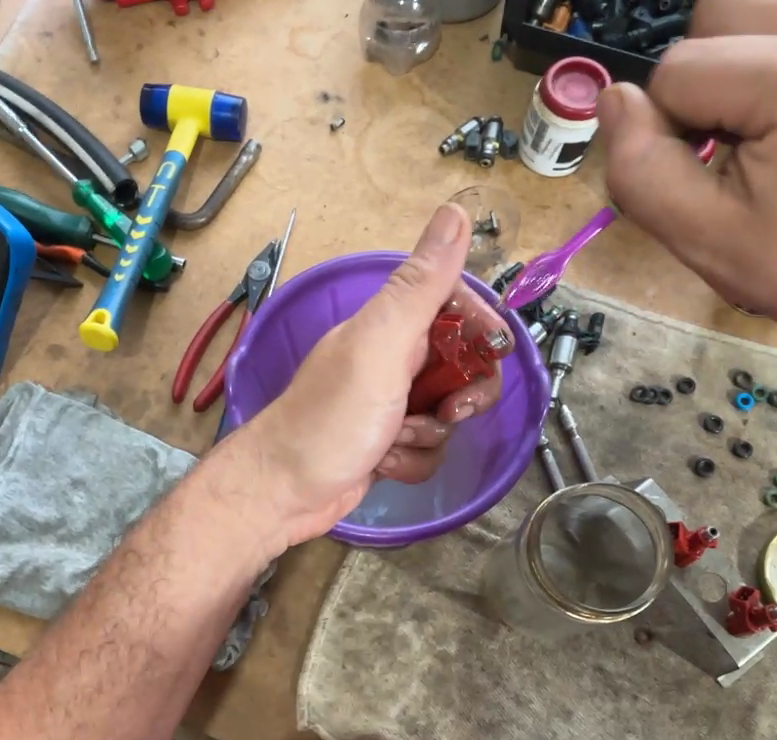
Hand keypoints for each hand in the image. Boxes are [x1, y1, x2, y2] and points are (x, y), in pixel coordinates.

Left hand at [214, 204, 506, 547]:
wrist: (285, 492)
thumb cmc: (331, 418)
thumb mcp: (379, 345)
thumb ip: (421, 286)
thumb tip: (455, 212)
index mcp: (392, 325)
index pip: (460, 309)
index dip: (483, 332)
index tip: (491, 355)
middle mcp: (393, 360)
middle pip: (464, 367)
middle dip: (463, 397)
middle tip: (446, 412)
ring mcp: (390, 406)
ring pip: (448, 416)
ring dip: (428, 436)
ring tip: (393, 442)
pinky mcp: (387, 447)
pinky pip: (427, 450)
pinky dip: (411, 463)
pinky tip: (382, 466)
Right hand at [596, 0, 776, 379]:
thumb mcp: (700, 238)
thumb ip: (639, 167)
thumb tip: (614, 100)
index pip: (677, 67)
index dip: (670, 131)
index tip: (707, 177)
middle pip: (720, 10)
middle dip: (708, 76)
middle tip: (736, 144)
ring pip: (765, 2)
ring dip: (747, 56)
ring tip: (772, 122)